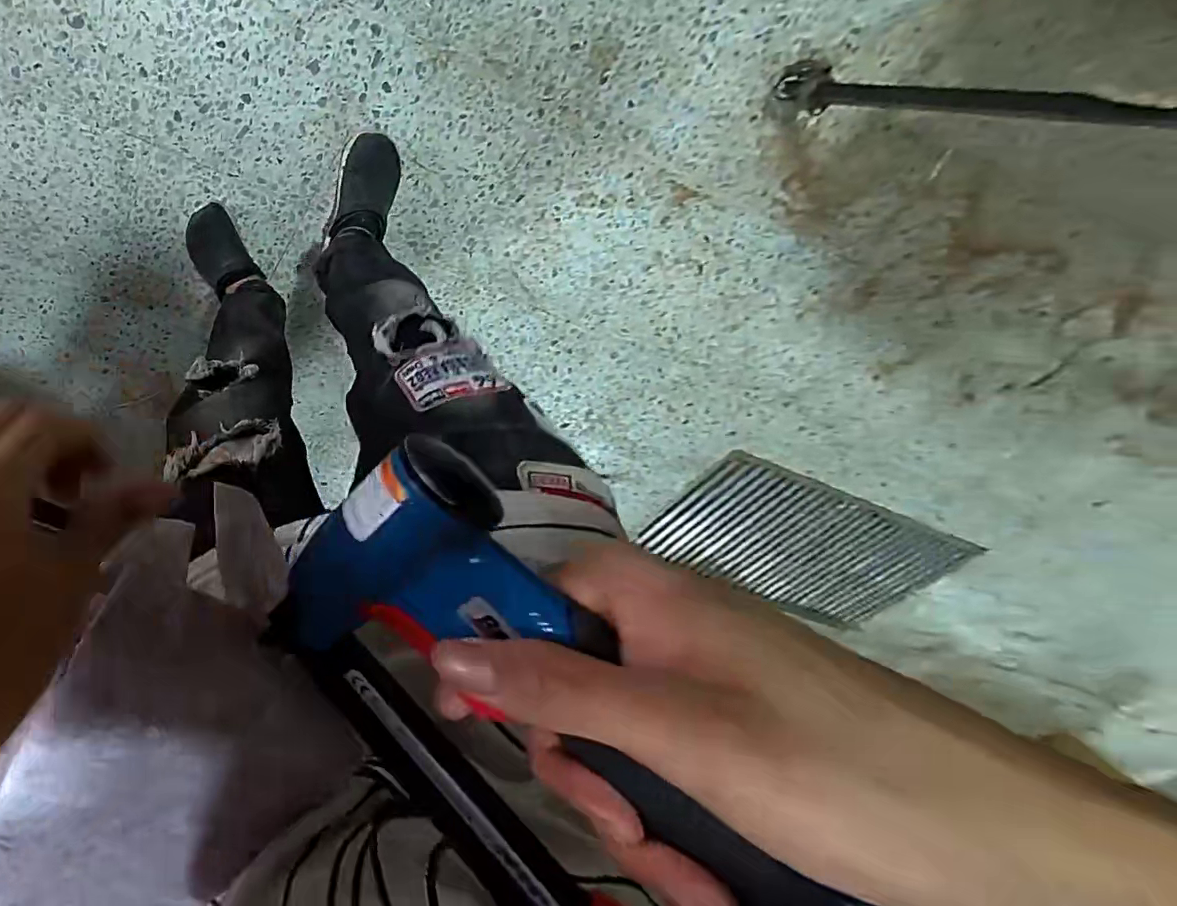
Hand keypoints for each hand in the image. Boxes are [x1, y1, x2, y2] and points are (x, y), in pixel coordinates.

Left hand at [0, 401, 173, 905]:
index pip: (47, 423)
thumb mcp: (60, 592)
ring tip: (30, 530)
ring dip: (8, 465)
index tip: (108, 485)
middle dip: (50, 443)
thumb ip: (107, 523)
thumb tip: (161, 487)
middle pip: (2, 421)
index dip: (89, 441)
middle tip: (74, 498)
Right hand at [430, 544, 1176, 905]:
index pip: (528, 594)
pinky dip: (674, 829)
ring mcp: (697, 682)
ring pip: (611, 737)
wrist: (1028, 863)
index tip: (464, 709)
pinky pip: (661, 769)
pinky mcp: (730, 734)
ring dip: (630, 812)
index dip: (489, 646)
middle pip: (564, 678)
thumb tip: (442, 651)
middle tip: (614, 817)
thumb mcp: (670, 731)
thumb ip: (549, 687)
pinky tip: (711, 879)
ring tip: (683, 869)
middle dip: (581, 762)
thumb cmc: (828, 767)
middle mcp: (660, 626)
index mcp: (639, 593)